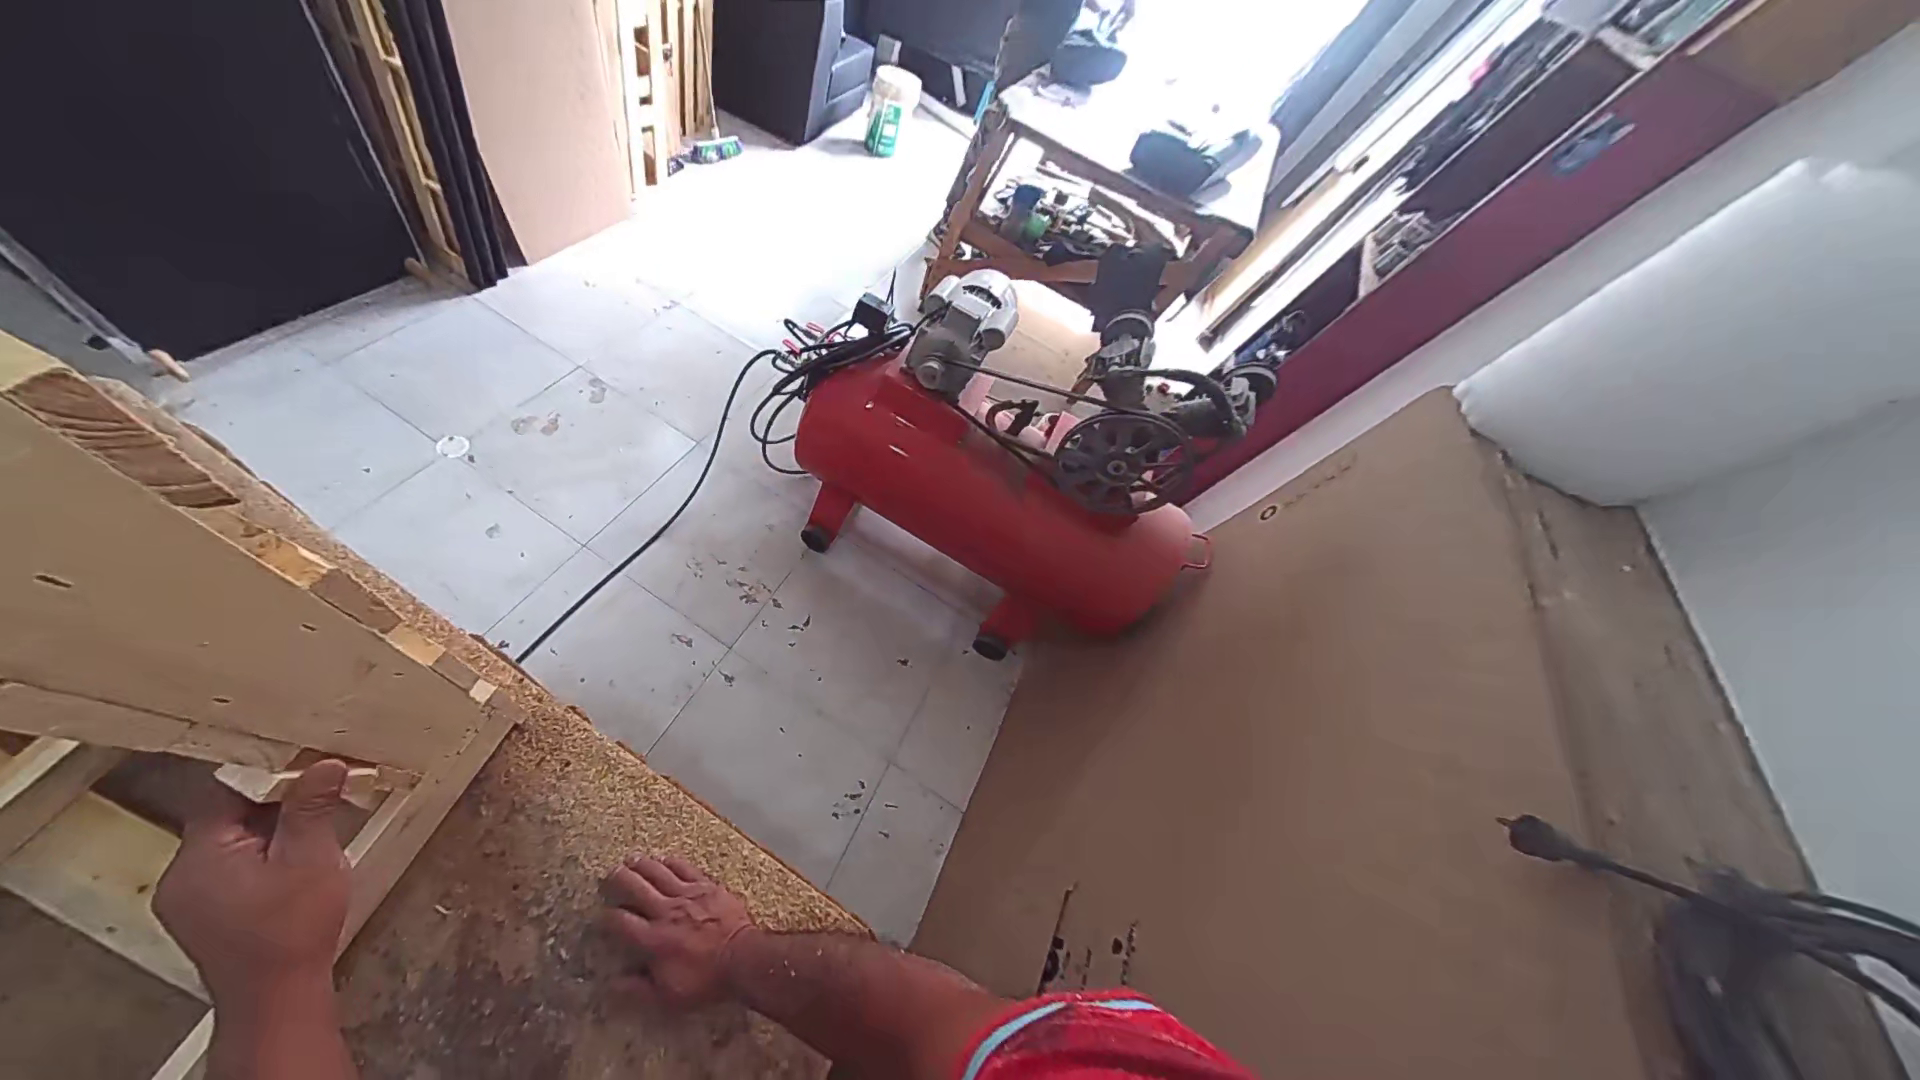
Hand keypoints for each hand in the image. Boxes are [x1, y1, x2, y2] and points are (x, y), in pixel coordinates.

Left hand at [155, 761, 351, 1005]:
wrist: (276, 991)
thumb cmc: (294, 921)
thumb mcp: (311, 857)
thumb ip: (311, 809)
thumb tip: (324, 764)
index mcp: (200, 859)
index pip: (224, 796)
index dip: (269, 775)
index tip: (313, 762)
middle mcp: (183, 875)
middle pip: (228, 817)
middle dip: (279, 798)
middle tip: (330, 785)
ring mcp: (192, 897)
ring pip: (234, 840)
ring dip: (277, 823)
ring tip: (324, 814)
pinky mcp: (208, 911)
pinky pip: (236, 862)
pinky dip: (269, 846)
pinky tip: (304, 849)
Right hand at [600, 854, 755, 1007]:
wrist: (742, 956)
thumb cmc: (704, 980)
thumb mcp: (666, 996)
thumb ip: (637, 989)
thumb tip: (611, 984)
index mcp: (653, 940)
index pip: (622, 923)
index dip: (609, 917)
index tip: (602, 913)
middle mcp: (667, 912)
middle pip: (638, 890)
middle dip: (622, 880)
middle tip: (611, 872)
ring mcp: (688, 896)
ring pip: (660, 874)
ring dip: (644, 866)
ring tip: (632, 859)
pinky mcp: (707, 886)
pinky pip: (686, 869)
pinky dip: (673, 863)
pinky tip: (665, 859)